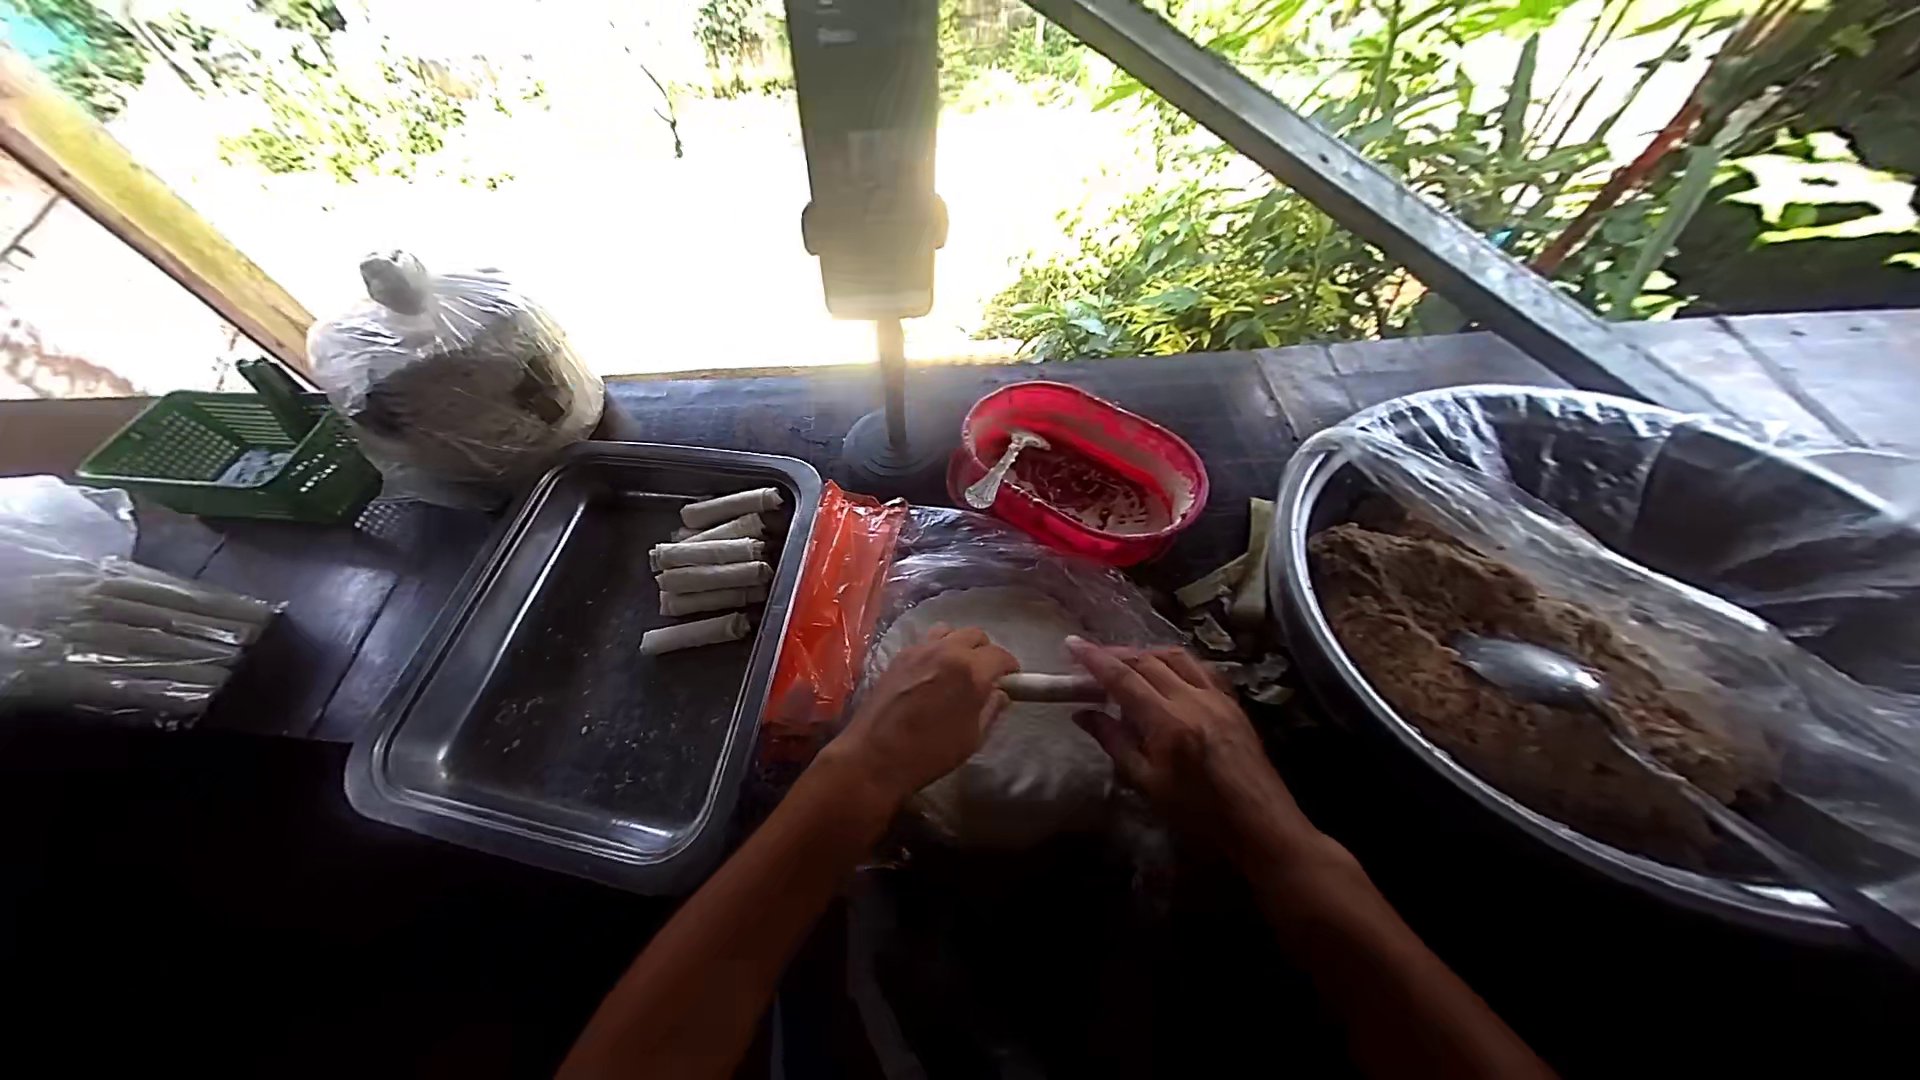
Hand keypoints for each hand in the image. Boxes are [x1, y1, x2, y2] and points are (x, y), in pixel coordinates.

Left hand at [820, 624, 1018, 808]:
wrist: (874, 756)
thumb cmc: (929, 753)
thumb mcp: (972, 737)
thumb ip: (991, 709)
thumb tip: (1000, 693)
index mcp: (970, 670)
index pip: (1000, 655)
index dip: (1010, 667)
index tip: (1011, 679)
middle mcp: (946, 651)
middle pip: (976, 635)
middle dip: (986, 651)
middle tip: (986, 674)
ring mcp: (920, 649)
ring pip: (949, 631)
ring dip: (959, 644)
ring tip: (957, 667)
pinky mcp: (900, 655)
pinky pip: (926, 641)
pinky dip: (937, 649)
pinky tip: (932, 672)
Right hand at [1065, 636, 1322, 862]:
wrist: (1261, 825)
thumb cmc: (1199, 813)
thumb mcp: (1147, 783)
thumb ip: (1113, 741)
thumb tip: (1082, 713)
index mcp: (1168, 721)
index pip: (1122, 677)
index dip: (1093, 657)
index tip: (1071, 643)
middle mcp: (1192, 698)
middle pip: (1146, 660)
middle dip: (1115, 654)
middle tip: (1091, 658)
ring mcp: (1216, 697)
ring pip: (1175, 656)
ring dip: (1145, 653)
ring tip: (1125, 661)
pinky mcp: (1232, 702)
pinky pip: (1200, 667)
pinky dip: (1175, 661)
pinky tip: (1166, 670)